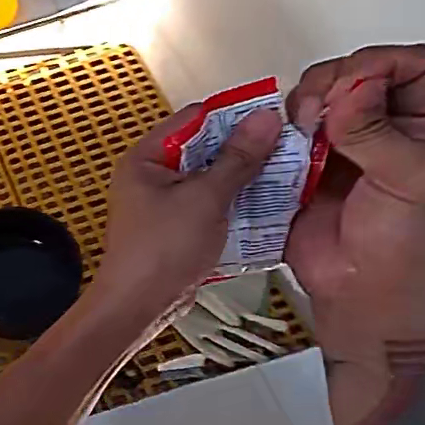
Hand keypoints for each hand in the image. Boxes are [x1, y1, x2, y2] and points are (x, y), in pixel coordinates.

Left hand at [93, 103, 283, 324]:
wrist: (137, 307)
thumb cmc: (162, 249)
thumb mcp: (205, 198)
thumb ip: (237, 159)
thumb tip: (266, 118)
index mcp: (147, 158)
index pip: (195, 119)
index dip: (234, 116)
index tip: (273, 119)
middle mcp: (152, 177)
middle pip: (205, 151)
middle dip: (244, 152)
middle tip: (286, 151)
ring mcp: (164, 206)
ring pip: (211, 182)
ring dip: (243, 182)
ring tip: (285, 178)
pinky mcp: (177, 230)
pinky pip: (209, 209)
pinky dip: (233, 208)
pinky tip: (265, 209)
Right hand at [284, 44, 424, 346]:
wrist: (366, 303)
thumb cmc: (409, 250)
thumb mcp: (415, 183)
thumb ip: (380, 132)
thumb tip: (348, 90)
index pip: (410, 66)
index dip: (381, 65)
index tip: (354, 89)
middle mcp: (384, 133)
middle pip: (357, 76)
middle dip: (334, 83)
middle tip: (318, 110)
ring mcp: (342, 152)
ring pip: (318, 102)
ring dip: (303, 107)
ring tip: (299, 132)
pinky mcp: (305, 174)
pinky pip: (288, 140)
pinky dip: (280, 137)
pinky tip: (283, 150)